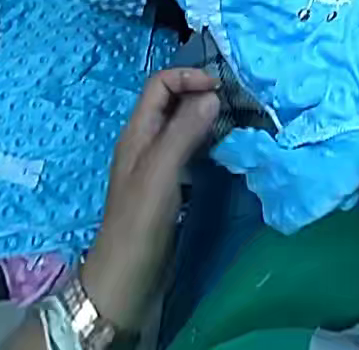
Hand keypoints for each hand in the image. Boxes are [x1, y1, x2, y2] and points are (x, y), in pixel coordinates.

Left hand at [80, 67, 219, 329]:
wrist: (126, 282)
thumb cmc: (140, 221)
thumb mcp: (161, 170)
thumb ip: (184, 130)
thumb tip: (212, 95)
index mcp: (137, 131)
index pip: (160, 84)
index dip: (187, 77)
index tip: (217, 88)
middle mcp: (146, 140)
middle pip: (171, 101)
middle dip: (199, 93)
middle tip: (231, 101)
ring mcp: (156, 162)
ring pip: (182, 123)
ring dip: (204, 116)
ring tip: (232, 119)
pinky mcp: (168, 182)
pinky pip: (188, 147)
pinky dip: (206, 139)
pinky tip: (222, 147)